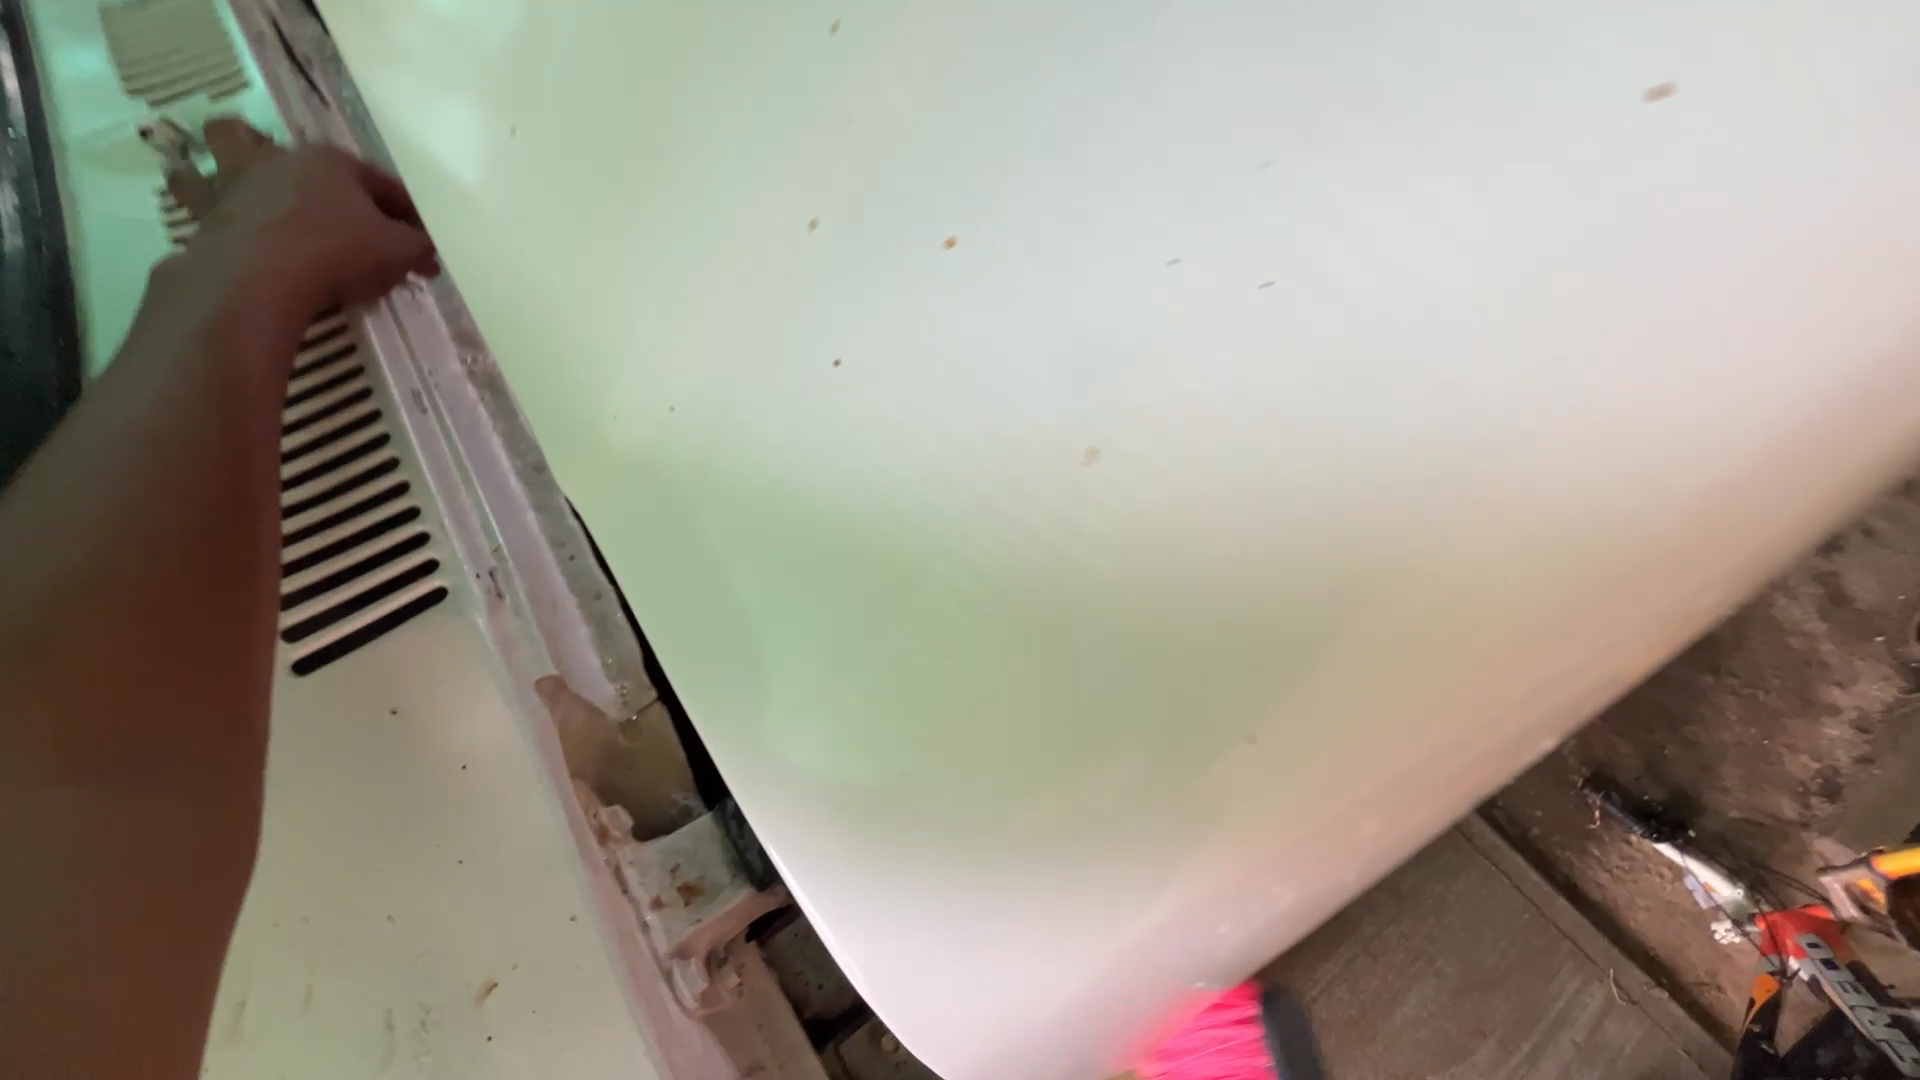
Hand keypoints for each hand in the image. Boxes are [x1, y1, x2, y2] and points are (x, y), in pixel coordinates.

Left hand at [166, 117, 436, 322]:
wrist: (258, 275)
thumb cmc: (339, 251)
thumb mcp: (401, 252)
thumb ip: (420, 247)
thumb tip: (426, 252)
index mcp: (334, 160)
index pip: (387, 186)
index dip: (413, 218)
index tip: (426, 247)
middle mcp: (283, 157)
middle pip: (318, 164)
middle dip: (339, 186)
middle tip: (355, 216)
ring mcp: (239, 176)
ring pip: (239, 148)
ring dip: (250, 158)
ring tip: (268, 183)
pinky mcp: (206, 204)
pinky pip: (201, 187)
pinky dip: (209, 191)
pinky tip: (226, 206)